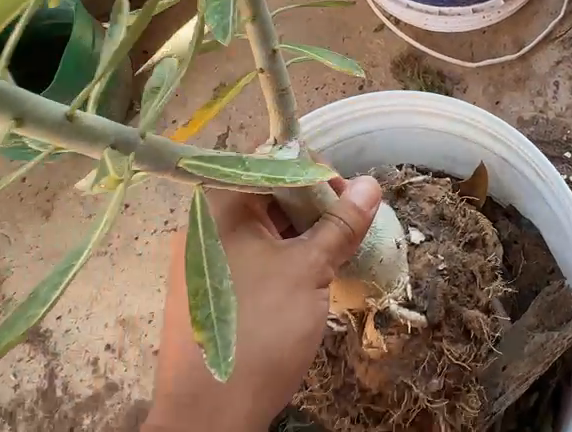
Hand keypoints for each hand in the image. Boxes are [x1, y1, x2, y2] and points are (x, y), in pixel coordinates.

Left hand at [142, 176, 382, 431]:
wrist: (206, 421)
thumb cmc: (259, 331)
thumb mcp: (310, 271)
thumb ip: (340, 223)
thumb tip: (370, 185)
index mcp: (220, 206)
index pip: (274, 164)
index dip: (317, 175)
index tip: (350, 200)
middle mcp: (204, 225)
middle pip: (267, 194)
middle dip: (312, 207)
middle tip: (347, 230)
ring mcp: (201, 260)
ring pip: (261, 228)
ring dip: (300, 234)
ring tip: (333, 255)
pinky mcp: (206, 292)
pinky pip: (249, 257)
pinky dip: (281, 259)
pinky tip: (306, 280)